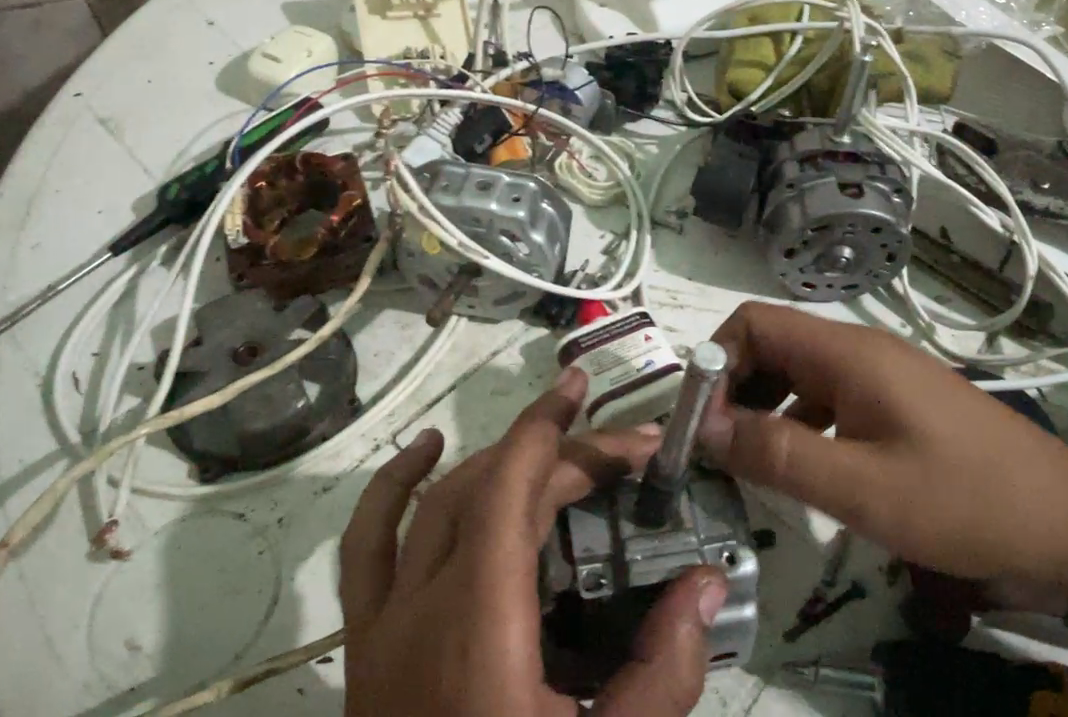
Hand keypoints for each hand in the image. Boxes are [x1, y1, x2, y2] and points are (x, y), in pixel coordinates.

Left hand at [339, 366, 729, 716]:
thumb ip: (662, 672)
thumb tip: (703, 583)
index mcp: (479, 627)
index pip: (511, 489)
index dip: (553, 431)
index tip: (591, 394)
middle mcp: (420, 607)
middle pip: (487, 490)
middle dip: (556, 456)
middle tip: (620, 456)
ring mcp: (381, 625)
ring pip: (434, 503)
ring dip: (493, 459)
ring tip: (551, 436)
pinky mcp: (364, 646)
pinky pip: (366, 545)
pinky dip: (392, 488)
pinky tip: (423, 454)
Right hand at [696, 302, 1067, 586]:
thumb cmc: (964, 503)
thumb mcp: (860, 489)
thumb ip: (776, 454)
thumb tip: (703, 426)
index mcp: (848, 354)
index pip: (753, 323)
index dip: (713, 363)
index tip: (698, 424)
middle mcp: (862, 351)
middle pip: (772, 347)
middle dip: (732, 391)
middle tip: (713, 454)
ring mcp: (884, 377)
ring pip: (799, 376)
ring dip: (763, 412)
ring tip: (746, 469)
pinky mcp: (900, 405)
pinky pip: (830, 400)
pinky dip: (799, 426)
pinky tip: (801, 472)